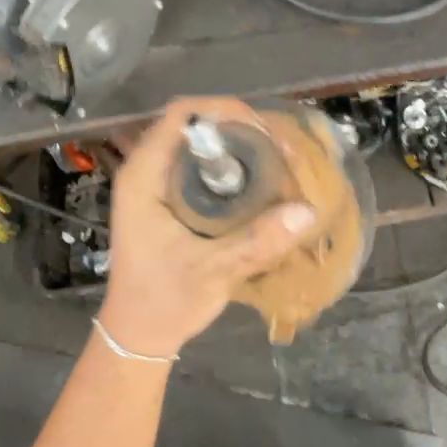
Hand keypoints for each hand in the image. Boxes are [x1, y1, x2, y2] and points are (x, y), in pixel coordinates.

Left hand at [97, 98, 317, 358]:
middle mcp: (147, 171)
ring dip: (238, 147)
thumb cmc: (164, 300)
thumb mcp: (212, 271)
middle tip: (281, 149)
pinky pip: (202, 166)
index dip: (225, 111)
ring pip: (200, 145)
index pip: (182, 115)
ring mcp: (156, 185)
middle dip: (240, 129)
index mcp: (144, 176)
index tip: (265, 131)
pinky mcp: (169, 199)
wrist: (139, 335)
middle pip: (195, 124)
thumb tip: (308, 211)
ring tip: (278, 161)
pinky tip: (261, 183)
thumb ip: (257, 241)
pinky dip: (232, 167)